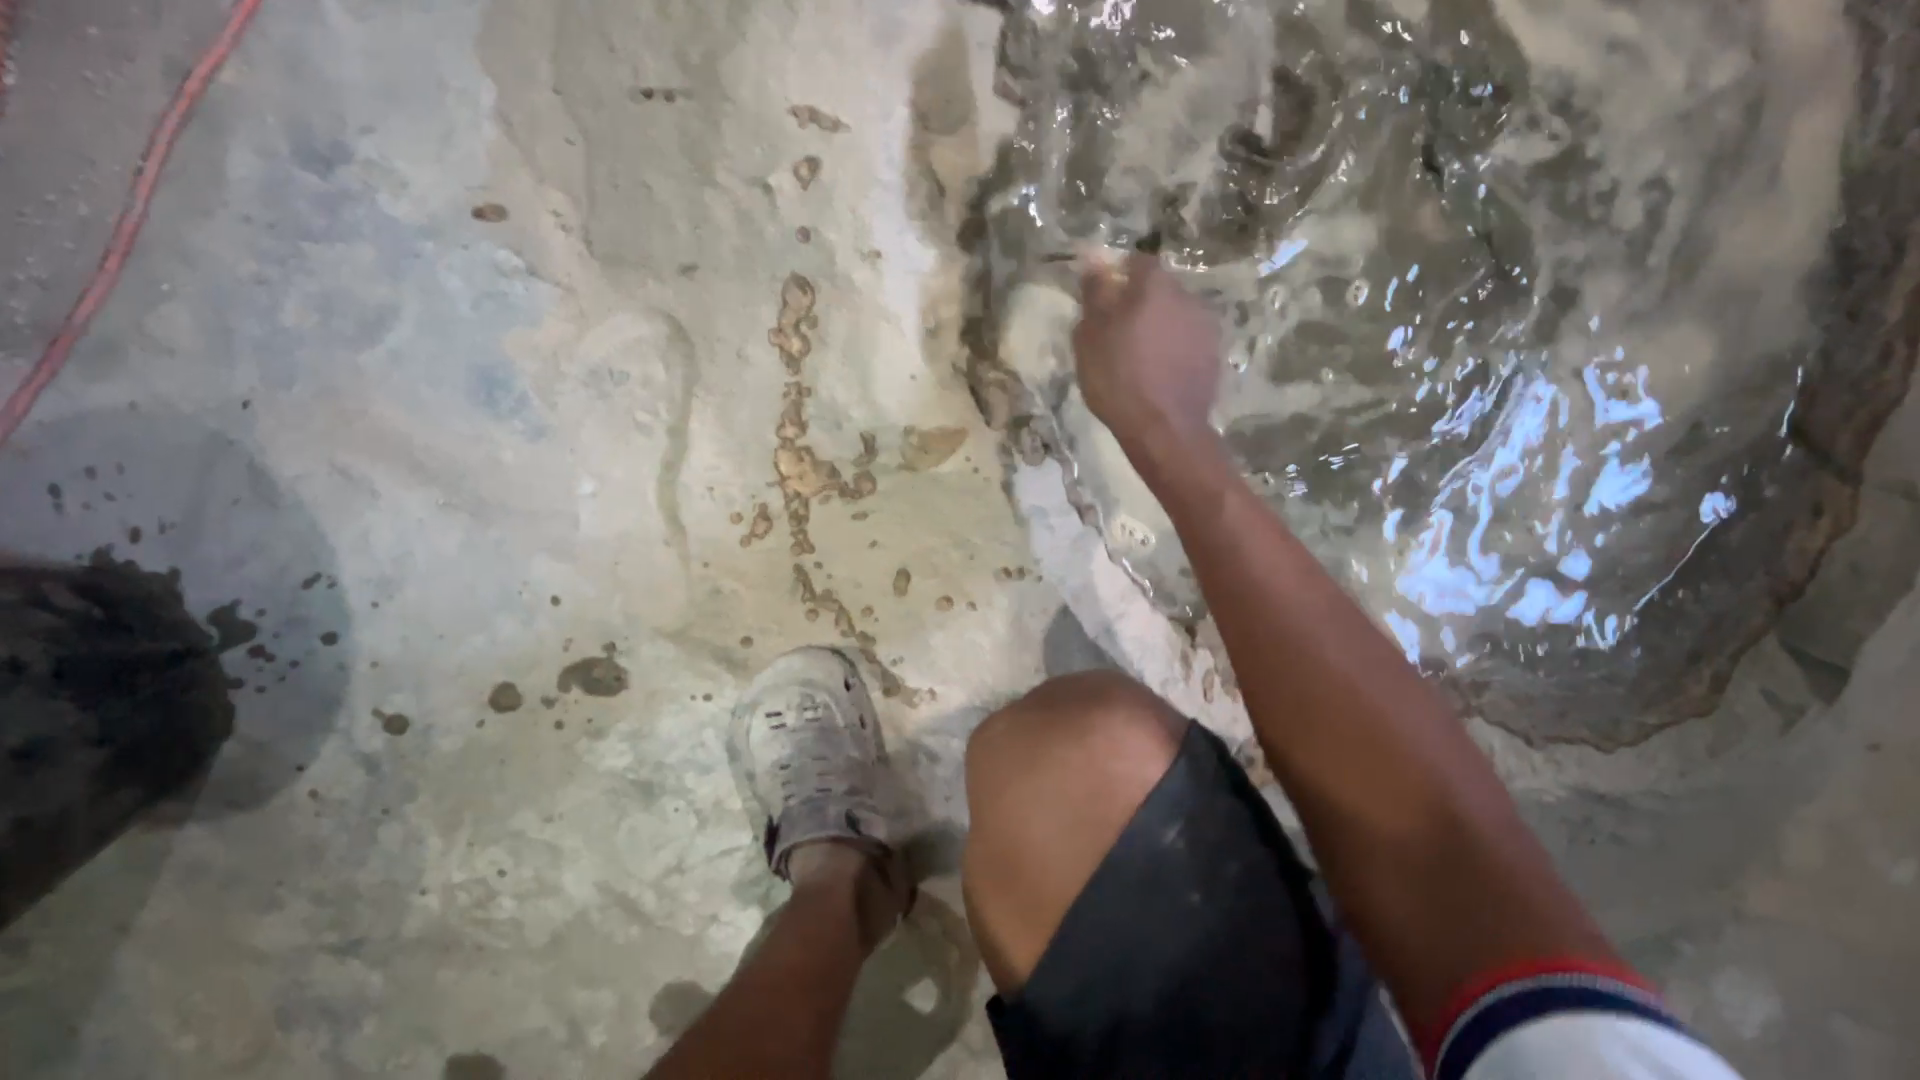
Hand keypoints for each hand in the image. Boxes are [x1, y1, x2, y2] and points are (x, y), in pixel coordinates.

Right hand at [1072, 253, 1222, 451]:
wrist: (1165, 428)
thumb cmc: (1118, 378)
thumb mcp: (1090, 336)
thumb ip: (1095, 293)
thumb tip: (1095, 260)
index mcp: (1155, 285)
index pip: (1139, 261)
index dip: (1121, 276)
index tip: (1106, 299)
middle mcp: (1188, 297)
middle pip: (1161, 289)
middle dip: (1142, 303)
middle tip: (1119, 332)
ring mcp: (1207, 327)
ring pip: (1177, 315)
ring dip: (1161, 327)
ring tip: (1141, 357)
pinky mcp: (1215, 356)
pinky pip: (1189, 341)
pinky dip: (1175, 349)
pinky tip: (1161, 373)